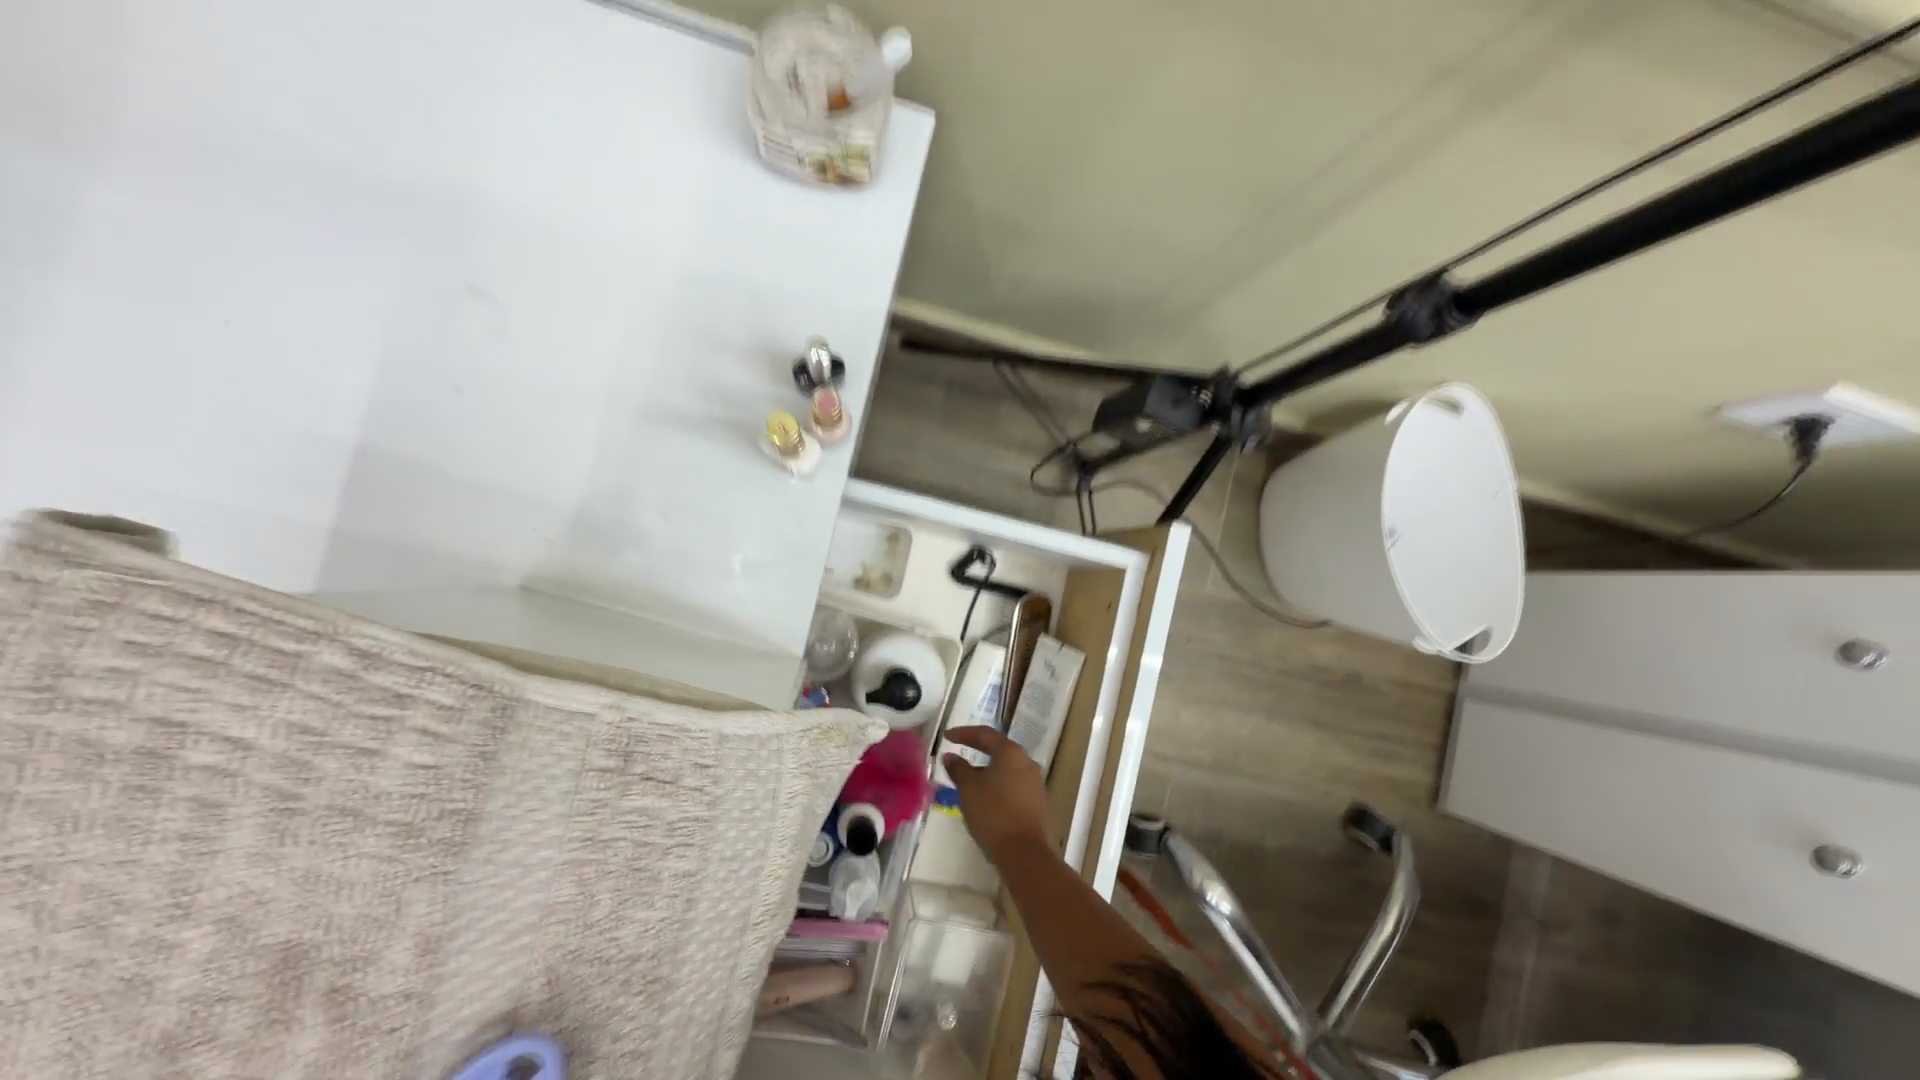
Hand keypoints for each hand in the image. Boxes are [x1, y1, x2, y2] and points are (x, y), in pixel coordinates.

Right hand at [941, 727, 1052, 867]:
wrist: (1021, 850)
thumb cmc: (992, 812)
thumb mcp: (968, 788)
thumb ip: (958, 768)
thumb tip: (951, 756)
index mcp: (1011, 753)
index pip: (985, 734)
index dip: (964, 733)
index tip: (947, 736)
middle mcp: (1027, 762)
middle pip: (999, 749)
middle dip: (977, 749)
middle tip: (958, 750)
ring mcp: (1034, 781)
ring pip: (1006, 767)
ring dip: (987, 767)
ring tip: (968, 775)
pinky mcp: (1036, 800)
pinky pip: (1013, 783)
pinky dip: (997, 782)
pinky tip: (985, 794)